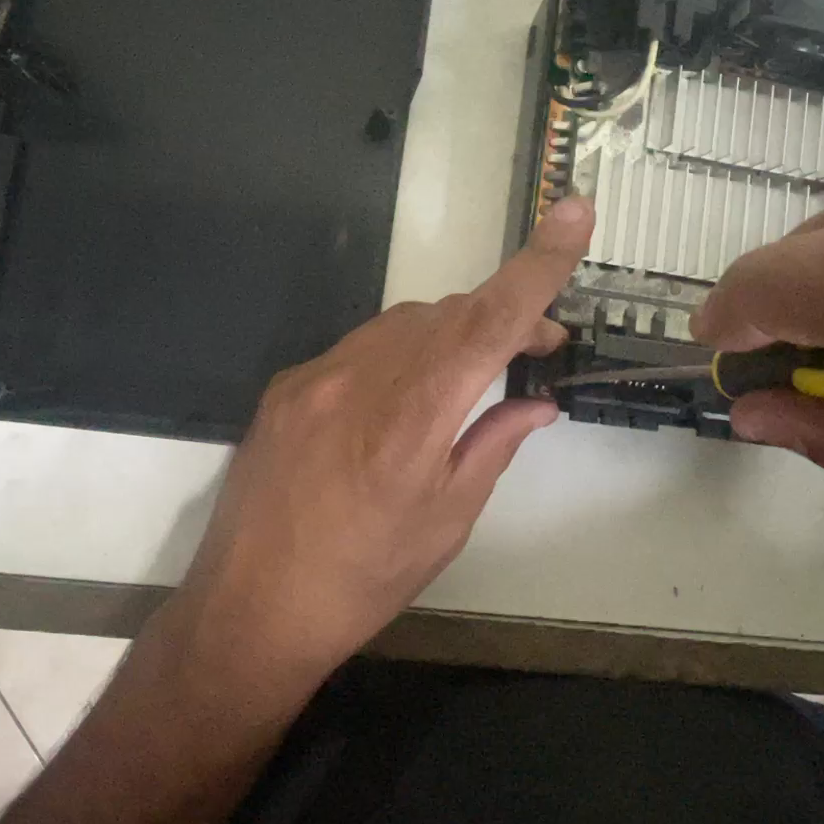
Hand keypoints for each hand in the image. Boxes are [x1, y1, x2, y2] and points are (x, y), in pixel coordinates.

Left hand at [175, 195, 594, 673]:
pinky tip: (402, 396)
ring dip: (450, 334)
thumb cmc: (364, 579)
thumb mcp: (446, 521)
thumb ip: (493, 446)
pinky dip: (400, 353)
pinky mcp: (287, 385)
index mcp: (412, 420)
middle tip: (539, 348)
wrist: (250, 610)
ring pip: (404, 324)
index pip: (487, 323)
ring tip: (471, 375)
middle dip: (501, 318)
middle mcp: (360, 380)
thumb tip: (537, 403)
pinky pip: (361, 347)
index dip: (536, 266)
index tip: (574, 213)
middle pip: (449, 314)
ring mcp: (315, 376)